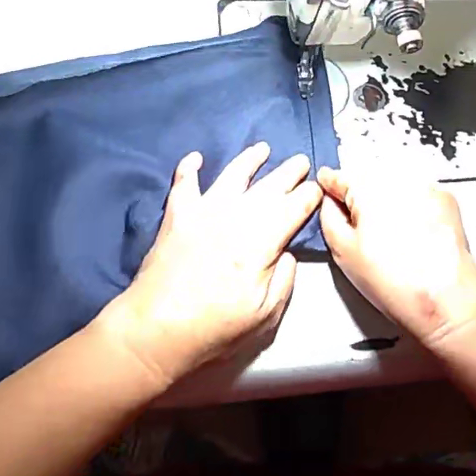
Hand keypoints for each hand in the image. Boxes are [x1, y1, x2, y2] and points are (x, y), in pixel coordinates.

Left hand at [93, 144, 322, 390]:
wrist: (157, 326)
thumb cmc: (215, 326)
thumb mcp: (266, 314)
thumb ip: (284, 280)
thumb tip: (287, 252)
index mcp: (262, 240)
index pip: (294, 208)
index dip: (309, 195)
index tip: (318, 188)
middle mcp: (236, 216)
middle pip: (269, 186)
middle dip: (289, 172)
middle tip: (301, 160)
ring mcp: (204, 210)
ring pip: (232, 175)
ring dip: (249, 159)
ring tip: (262, 148)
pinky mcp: (177, 214)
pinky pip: (184, 182)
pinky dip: (189, 168)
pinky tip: (195, 158)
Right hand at [317, 166, 475, 350]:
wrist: (447, 298)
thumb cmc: (395, 281)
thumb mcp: (343, 252)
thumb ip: (328, 217)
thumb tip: (329, 202)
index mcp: (366, 187)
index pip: (338, 175)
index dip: (330, 188)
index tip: (328, 193)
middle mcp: (395, 178)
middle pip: (366, 178)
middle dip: (360, 197)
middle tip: (363, 230)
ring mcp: (423, 185)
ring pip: (392, 184)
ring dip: (386, 200)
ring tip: (391, 235)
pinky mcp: (444, 197)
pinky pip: (416, 193)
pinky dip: (410, 205)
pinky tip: (412, 232)